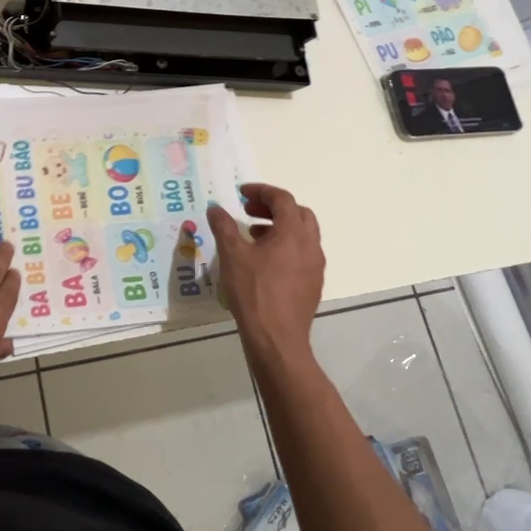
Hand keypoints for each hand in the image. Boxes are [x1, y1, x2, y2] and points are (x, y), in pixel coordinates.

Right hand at [208, 184, 325, 364]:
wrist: (276, 339)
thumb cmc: (254, 292)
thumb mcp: (232, 254)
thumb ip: (223, 226)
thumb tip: (216, 208)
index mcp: (293, 234)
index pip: (283, 199)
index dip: (262, 191)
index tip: (241, 194)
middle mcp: (310, 246)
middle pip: (299, 214)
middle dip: (274, 207)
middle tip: (249, 211)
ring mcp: (315, 267)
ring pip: (302, 235)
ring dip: (279, 227)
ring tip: (252, 235)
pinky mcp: (312, 285)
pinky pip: (302, 254)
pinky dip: (285, 246)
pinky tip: (263, 261)